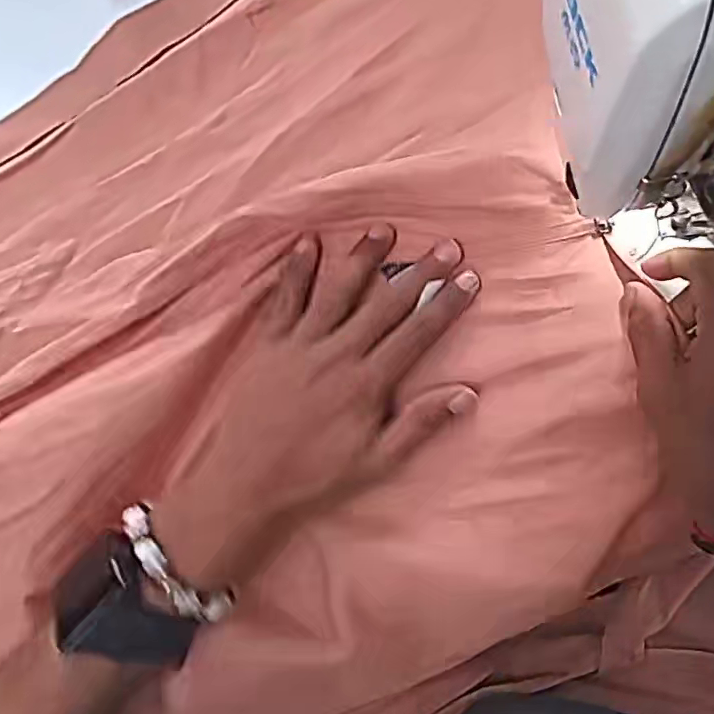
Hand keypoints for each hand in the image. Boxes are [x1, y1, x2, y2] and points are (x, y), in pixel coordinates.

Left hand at [157, 226, 480, 589]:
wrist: (246, 483)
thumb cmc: (316, 475)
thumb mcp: (378, 461)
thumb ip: (421, 424)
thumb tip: (467, 393)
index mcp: (368, 383)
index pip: (417, 333)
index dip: (446, 303)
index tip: (467, 277)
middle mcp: (338, 354)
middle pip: (386, 304)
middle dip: (419, 272)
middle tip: (445, 243)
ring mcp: (301, 345)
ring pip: (338, 291)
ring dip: (363, 258)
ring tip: (383, 230)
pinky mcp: (270, 344)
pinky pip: (286, 299)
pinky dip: (296, 269)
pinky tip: (308, 243)